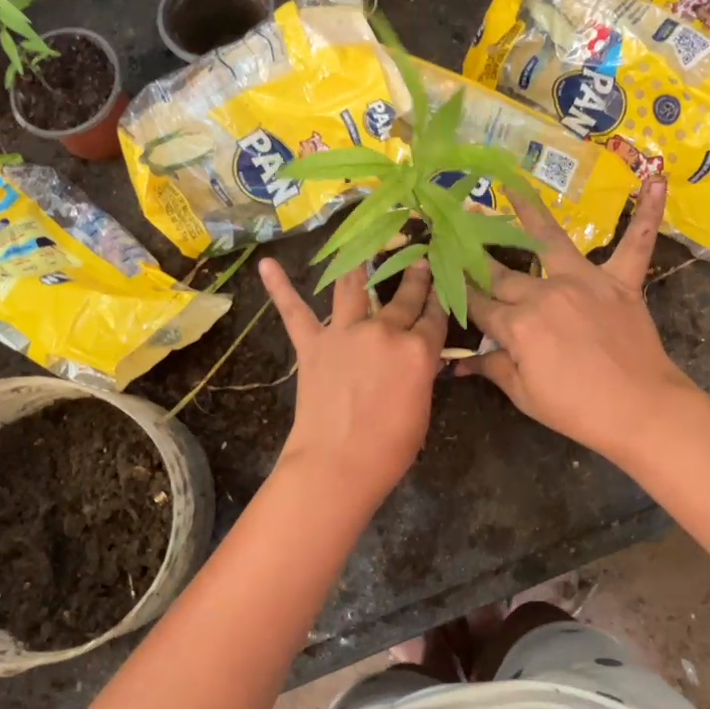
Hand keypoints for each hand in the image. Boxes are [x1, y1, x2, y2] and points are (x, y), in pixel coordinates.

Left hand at [260, 256, 446, 503]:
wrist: (336, 463)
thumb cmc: (389, 449)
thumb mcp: (421, 408)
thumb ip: (420, 374)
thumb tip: (416, 356)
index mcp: (417, 350)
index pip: (434, 317)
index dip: (440, 298)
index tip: (443, 279)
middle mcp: (383, 331)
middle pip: (403, 297)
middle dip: (413, 275)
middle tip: (418, 256)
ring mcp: (344, 334)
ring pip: (353, 288)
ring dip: (359, 264)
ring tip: (362, 245)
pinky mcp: (311, 344)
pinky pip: (294, 311)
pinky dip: (279, 287)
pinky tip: (266, 265)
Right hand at [454, 177, 697, 459]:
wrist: (642, 410)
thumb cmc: (578, 410)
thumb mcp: (525, 395)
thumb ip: (493, 368)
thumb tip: (457, 361)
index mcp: (517, 326)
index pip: (478, 303)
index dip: (457, 287)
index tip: (438, 265)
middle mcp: (545, 294)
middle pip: (502, 272)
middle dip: (474, 251)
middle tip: (455, 225)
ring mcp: (584, 282)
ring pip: (550, 240)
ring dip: (529, 212)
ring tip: (511, 185)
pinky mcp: (620, 282)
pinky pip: (635, 243)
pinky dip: (645, 212)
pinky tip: (654, 178)